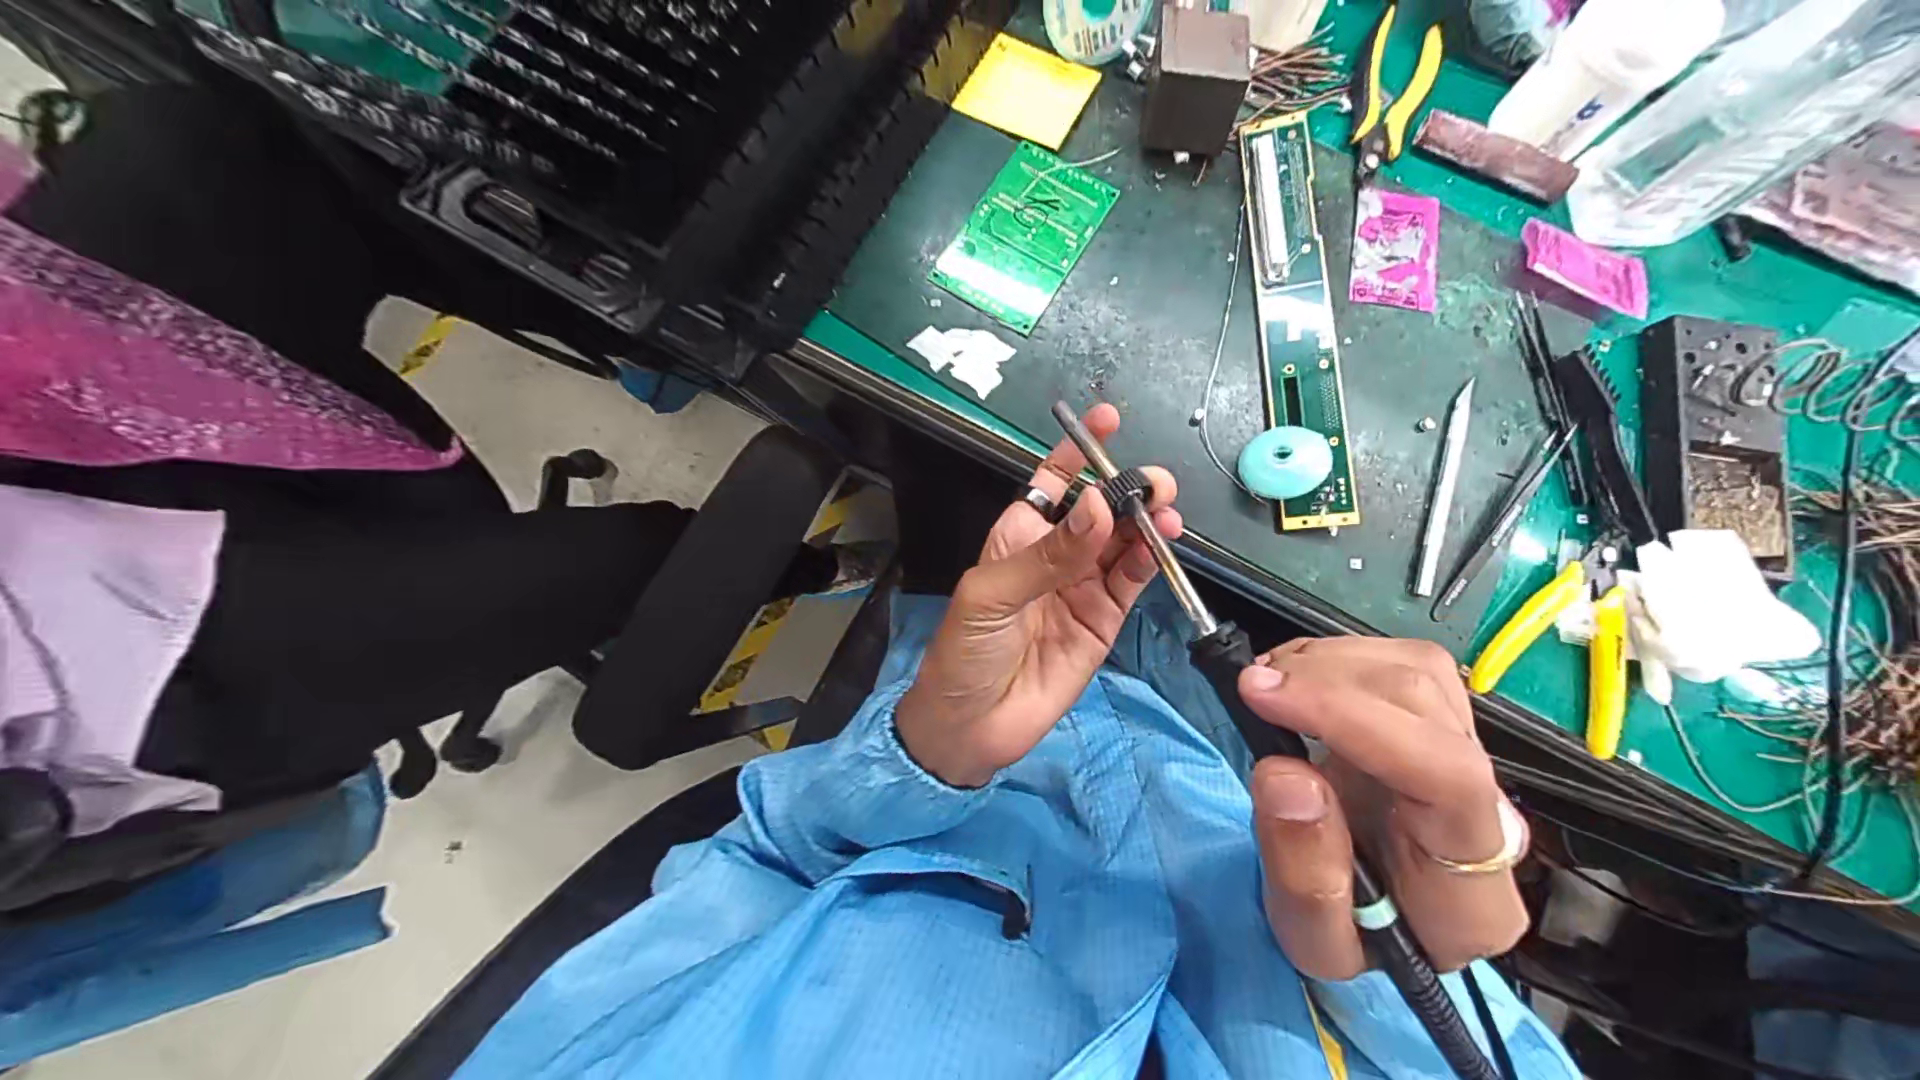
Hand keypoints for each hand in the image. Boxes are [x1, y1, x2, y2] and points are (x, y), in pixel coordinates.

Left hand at [896, 404, 1180, 787]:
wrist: (973, 724)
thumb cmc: (966, 650)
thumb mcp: (992, 595)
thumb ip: (1049, 555)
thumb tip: (1098, 507)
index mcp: (1019, 536)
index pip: (1053, 481)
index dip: (1078, 451)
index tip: (1105, 421)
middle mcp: (1056, 554)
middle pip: (1099, 508)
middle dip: (1125, 487)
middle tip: (1152, 484)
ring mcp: (1083, 585)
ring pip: (1123, 540)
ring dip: (1146, 521)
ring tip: (1164, 510)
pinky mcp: (1104, 618)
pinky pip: (1131, 580)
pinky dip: (1148, 560)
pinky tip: (1159, 544)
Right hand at [1236, 638, 1527, 977]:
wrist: (1381, 920)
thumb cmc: (1351, 936)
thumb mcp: (1314, 939)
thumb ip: (1303, 870)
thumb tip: (1284, 773)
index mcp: (1469, 881)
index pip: (1442, 772)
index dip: (1350, 716)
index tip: (1261, 693)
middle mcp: (1486, 808)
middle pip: (1427, 702)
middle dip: (1325, 679)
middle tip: (1251, 689)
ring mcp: (1468, 757)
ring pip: (1416, 668)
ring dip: (1326, 662)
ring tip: (1268, 686)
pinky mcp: (1439, 725)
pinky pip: (1398, 660)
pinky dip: (1331, 656)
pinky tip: (1293, 680)